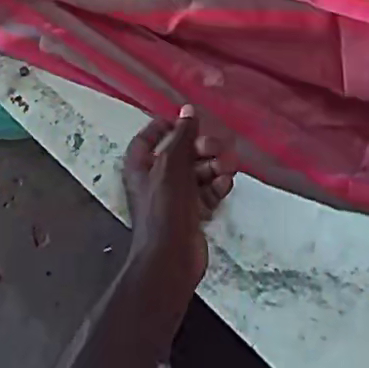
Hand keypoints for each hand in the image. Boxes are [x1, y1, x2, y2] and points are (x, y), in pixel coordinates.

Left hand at [121, 105, 233, 296]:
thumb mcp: (172, 164)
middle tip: (217, 147)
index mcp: (140, 163)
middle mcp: (155, 177)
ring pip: (197, 171)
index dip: (169, 126)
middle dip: (201, 147)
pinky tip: (225, 184)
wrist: (170, 259)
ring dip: (213, 166)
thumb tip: (188, 109)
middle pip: (181, 152)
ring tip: (227, 167)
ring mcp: (174, 196)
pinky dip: (216, 186)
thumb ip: (182, 135)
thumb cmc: (164, 206)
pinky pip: (206, 191)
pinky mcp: (191, 213)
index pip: (151, 135)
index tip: (189, 122)